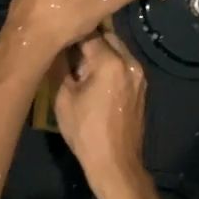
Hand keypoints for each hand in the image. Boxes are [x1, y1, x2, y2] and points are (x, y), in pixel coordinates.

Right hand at [55, 30, 150, 198]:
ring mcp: (139, 75)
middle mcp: (130, 62)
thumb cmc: (86, 132)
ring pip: (118, 50)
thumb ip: (61, 67)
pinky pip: (124, 64)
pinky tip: (96, 80)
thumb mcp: (64, 98)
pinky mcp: (142, 87)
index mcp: (110, 62)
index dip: (71, 36)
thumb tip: (56, 48)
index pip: (88, 34)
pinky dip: (111, 64)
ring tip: (81, 68)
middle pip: (107, 36)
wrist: (116, 163)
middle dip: (89, 40)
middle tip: (70, 54)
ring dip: (101, 52)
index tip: (58, 38)